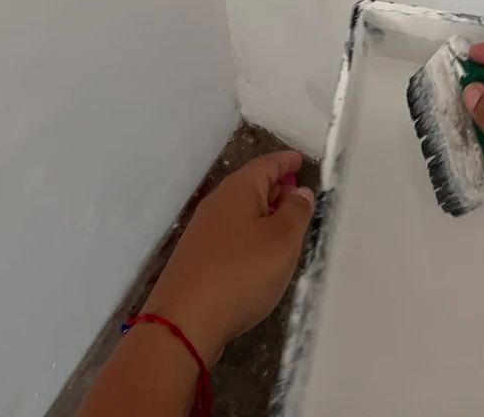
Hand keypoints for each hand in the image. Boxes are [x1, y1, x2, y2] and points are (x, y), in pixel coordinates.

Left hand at [141, 151, 315, 362]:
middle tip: (300, 196)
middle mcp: (218, 203)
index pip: (266, 165)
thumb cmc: (240, 273)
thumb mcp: (282, 241)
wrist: (183, 323)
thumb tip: (300, 191)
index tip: (300, 159)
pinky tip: (261, 256)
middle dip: (277, 187)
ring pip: (242, 211)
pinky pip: (232, 233)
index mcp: (238, 190)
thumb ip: (296, 212)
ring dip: (265, 214)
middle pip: (252, 185)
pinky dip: (251, 235)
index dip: (285, 161)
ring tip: (287, 228)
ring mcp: (204, 231)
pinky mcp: (198, 257)